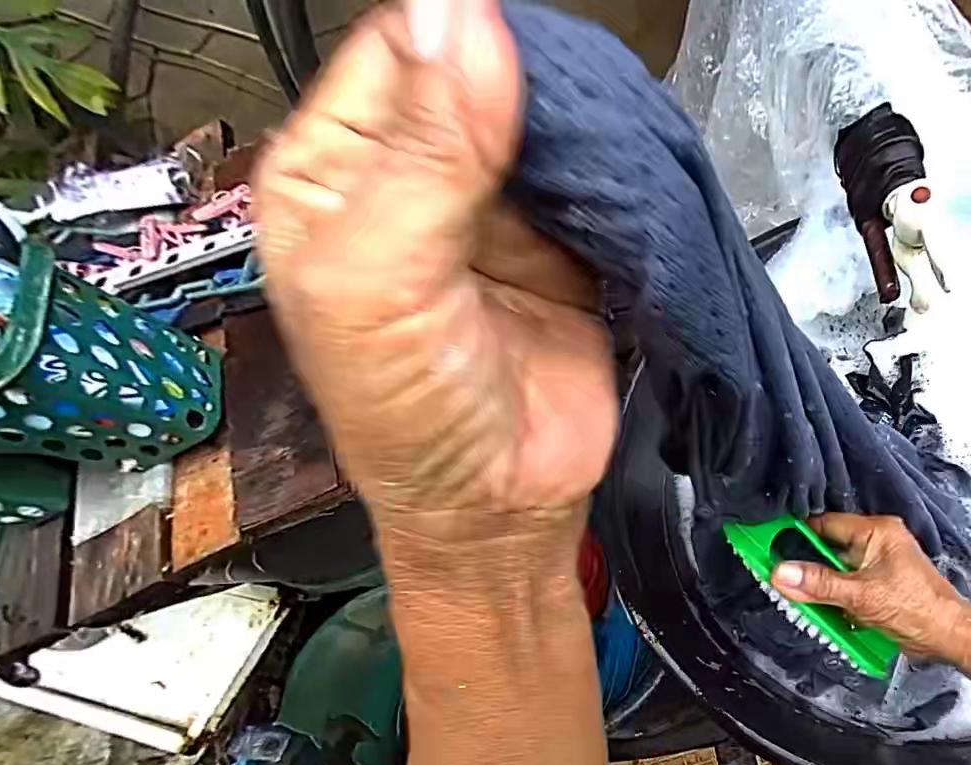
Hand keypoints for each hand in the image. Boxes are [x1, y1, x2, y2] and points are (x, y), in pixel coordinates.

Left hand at [253, 0, 616, 549]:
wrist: (502, 510)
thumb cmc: (414, 422)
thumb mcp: (385, 290)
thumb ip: (423, 163)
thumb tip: (465, 19)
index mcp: (341, 182)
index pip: (396, 58)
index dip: (455, 44)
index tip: (519, 57)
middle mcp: (421, 191)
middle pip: (480, 87)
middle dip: (531, 86)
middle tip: (579, 105)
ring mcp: (501, 226)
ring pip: (546, 137)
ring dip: (582, 136)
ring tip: (611, 146)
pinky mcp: (565, 264)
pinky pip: (594, 200)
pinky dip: (616, 187)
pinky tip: (630, 186)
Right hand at [770, 513, 970, 660]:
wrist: (950, 637)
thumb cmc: (920, 609)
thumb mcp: (861, 596)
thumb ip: (819, 585)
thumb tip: (783, 573)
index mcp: (876, 532)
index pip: (825, 524)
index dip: (797, 535)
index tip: (770, 543)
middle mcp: (875, 544)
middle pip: (826, 550)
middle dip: (805, 568)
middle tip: (780, 579)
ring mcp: (875, 567)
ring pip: (833, 572)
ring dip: (817, 588)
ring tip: (799, 601)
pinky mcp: (875, 588)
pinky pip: (843, 588)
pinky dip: (830, 600)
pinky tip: (819, 613)